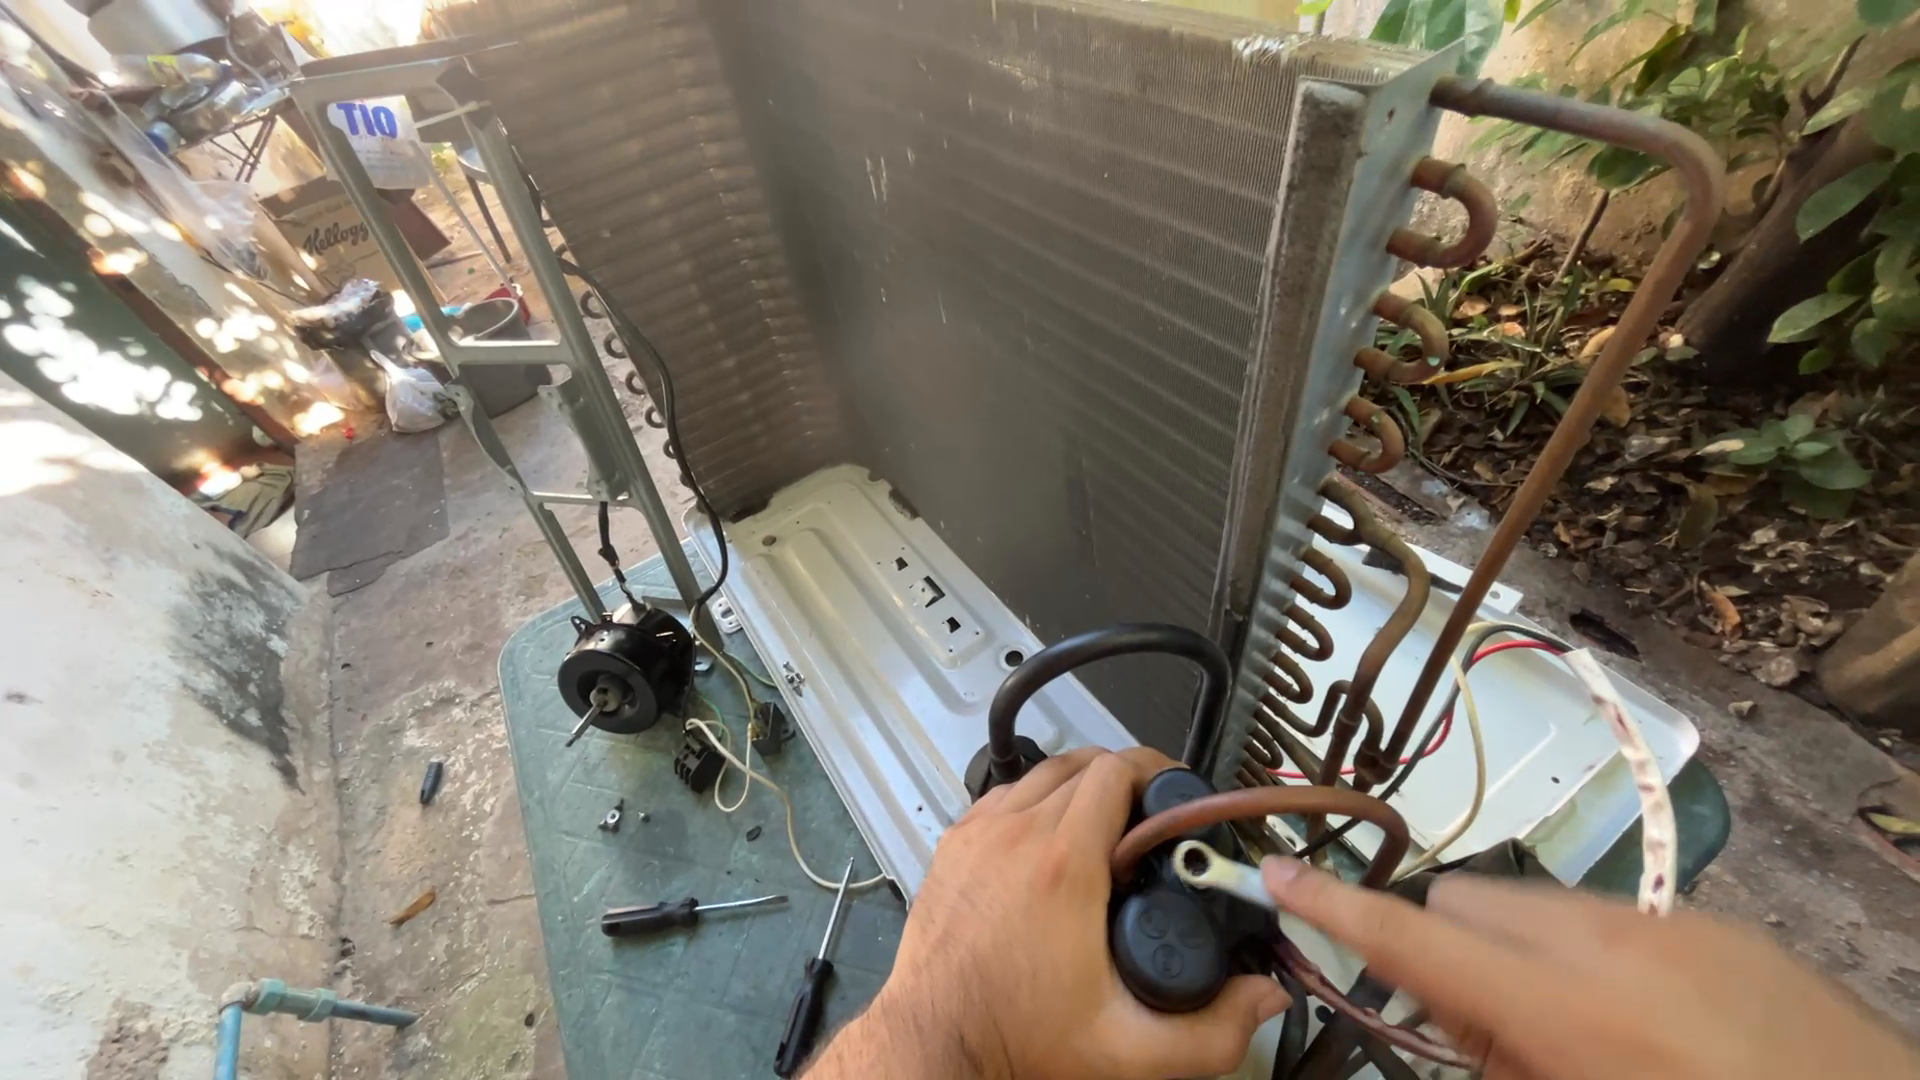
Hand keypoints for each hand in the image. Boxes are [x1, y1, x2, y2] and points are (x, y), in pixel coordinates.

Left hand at [810, 748, 1288, 1078]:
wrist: (936, 1042)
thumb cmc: (1018, 1037)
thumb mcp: (1128, 1049)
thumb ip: (1211, 1030)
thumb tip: (1260, 995)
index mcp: (1063, 864)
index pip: (1115, 771)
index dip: (1153, 769)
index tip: (1171, 787)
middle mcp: (1017, 832)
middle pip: (1082, 764)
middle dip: (1122, 779)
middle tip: (1145, 814)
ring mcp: (980, 831)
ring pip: (1041, 773)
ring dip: (1078, 785)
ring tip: (1103, 822)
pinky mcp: (955, 840)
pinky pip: (1004, 793)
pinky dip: (1033, 799)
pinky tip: (1048, 836)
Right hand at [1263, 858, 1919, 1079]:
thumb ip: (1491, 1056)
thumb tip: (1443, 1000)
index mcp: (1569, 1013)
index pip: (1409, 939)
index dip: (1331, 906)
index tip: (1272, 874)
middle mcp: (1605, 941)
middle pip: (1458, 898)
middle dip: (1446, 943)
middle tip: (1487, 1016)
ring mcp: (1668, 921)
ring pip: (1525, 900)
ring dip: (1517, 946)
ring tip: (1585, 1022)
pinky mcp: (1719, 922)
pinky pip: (1603, 913)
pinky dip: (1589, 952)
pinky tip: (1656, 1018)